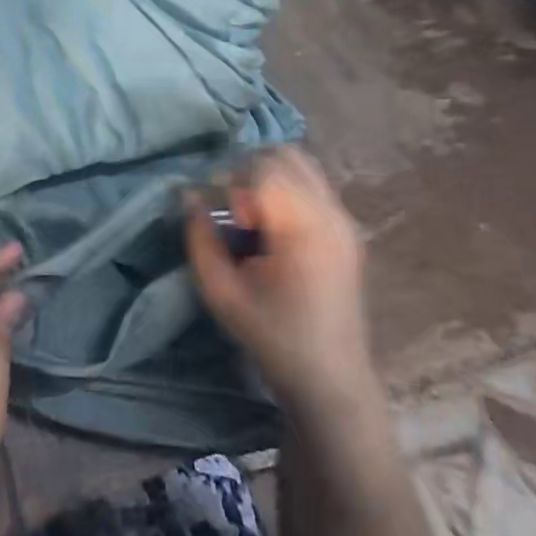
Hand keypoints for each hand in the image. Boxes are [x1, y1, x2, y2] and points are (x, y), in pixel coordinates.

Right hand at [185, 147, 374, 412]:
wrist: (331, 380)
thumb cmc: (273, 338)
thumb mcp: (221, 293)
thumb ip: (200, 238)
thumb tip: (187, 196)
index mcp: (303, 226)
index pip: (263, 167)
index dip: (232, 182)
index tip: (224, 217)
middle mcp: (330, 212)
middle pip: (285, 155)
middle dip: (249, 171)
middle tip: (235, 211)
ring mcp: (344, 219)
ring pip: (302, 165)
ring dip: (269, 177)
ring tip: (254, 218)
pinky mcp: (348, 230)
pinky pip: (313, 185)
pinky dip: (286, 190)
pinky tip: (274, 229)